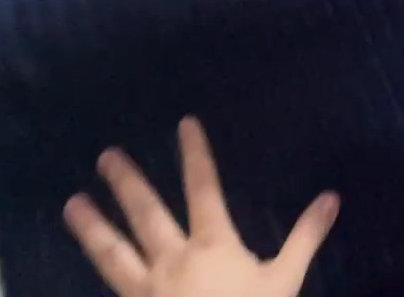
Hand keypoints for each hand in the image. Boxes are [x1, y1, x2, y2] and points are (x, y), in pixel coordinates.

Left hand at [64, 117, 337, 296]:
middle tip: (105, 157)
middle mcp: (172, 261)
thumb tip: (332, 196)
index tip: (184, 124)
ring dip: (92, 227)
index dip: (195, 155)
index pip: (203, 188)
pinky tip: (86, 266)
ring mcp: (145, 293)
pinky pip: (111, 291)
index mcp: (212, 245)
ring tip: (71, 204)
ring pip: (113, 253)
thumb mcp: (284, 281)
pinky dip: (96, 275)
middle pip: (146, 215)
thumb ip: (305, 237)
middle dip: (128, 184)